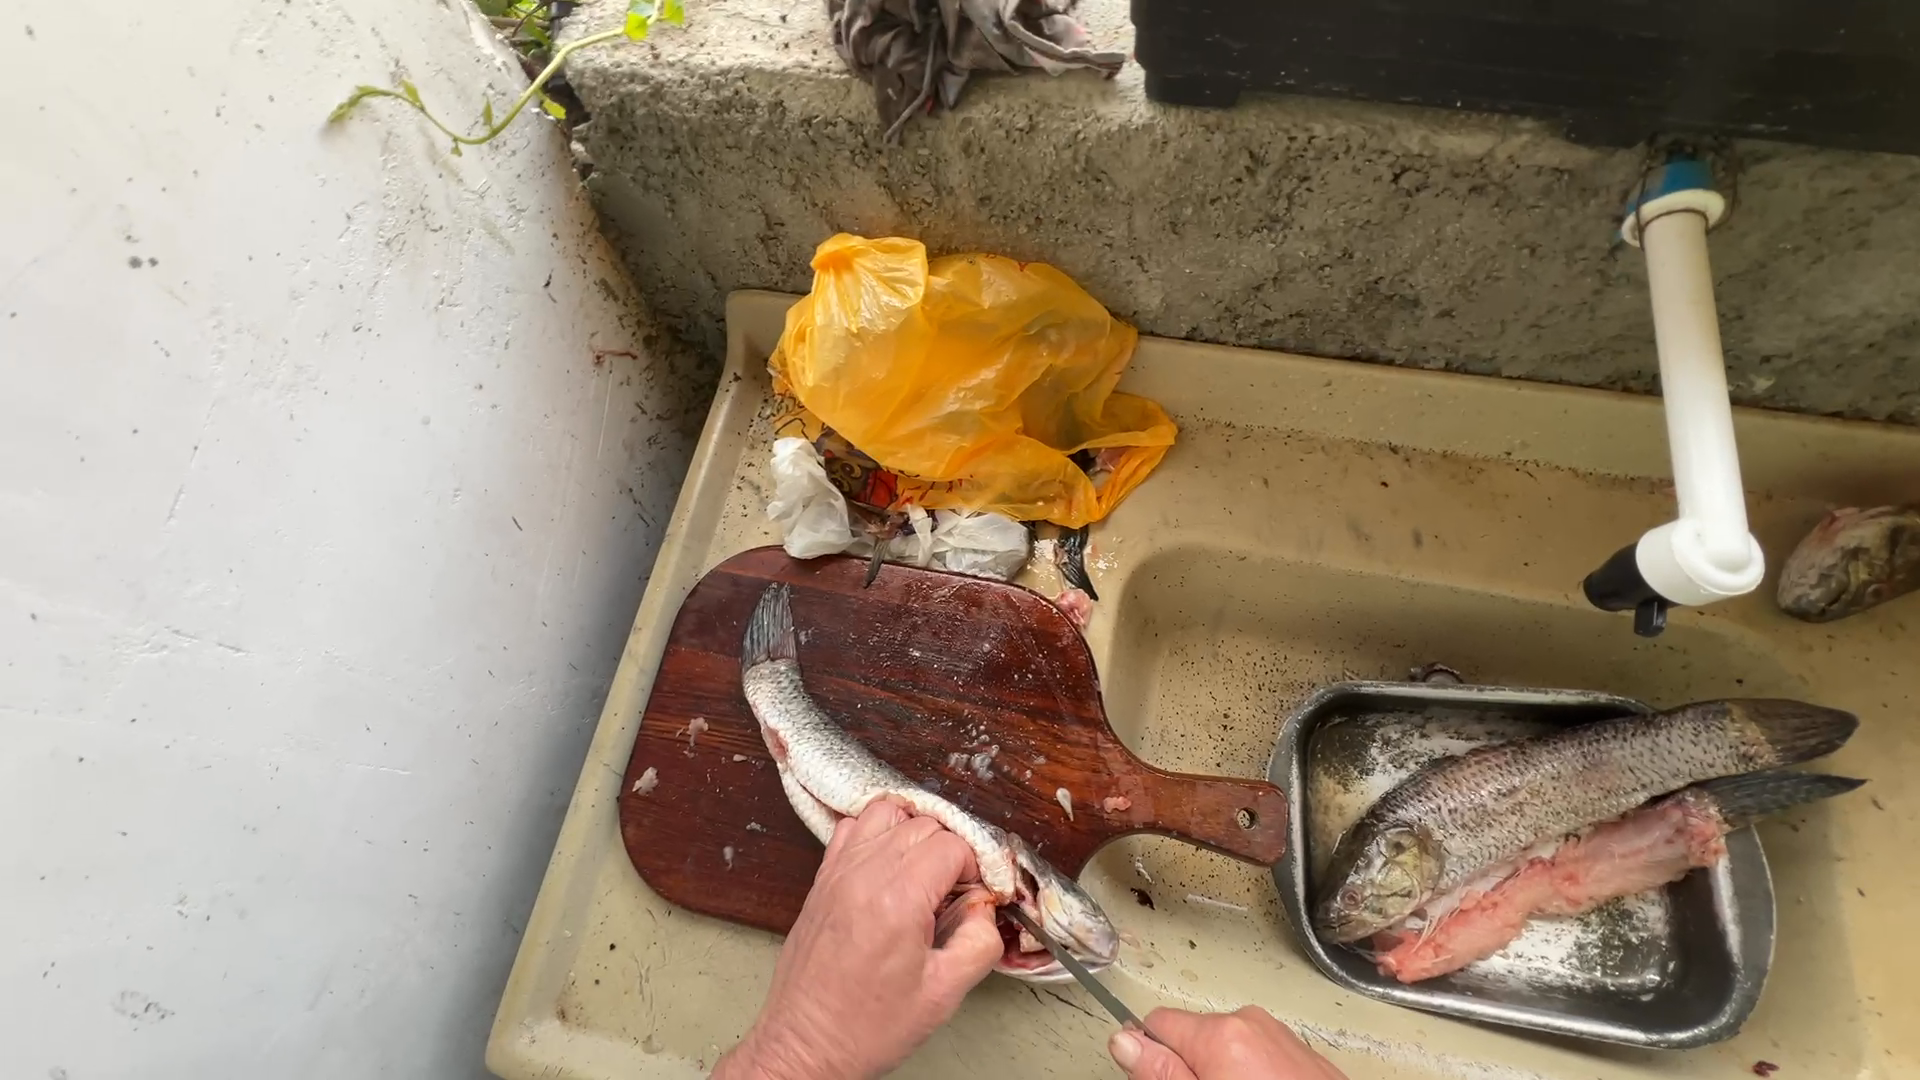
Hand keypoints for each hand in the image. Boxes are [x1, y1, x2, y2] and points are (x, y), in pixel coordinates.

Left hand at [713, 799, 1003, 1079]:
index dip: (973, 866)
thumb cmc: (867, 1026)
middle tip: (952, 889)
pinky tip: (887, 861)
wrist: (805, 1044)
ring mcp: (840, 869)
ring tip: (922, 867)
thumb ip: (979, 942)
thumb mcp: (943, 995)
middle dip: (949, 850)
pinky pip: (853, 826)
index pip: (952, 845)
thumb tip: (985, 907)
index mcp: (899, 899)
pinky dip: (875, 831)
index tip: (973, 894)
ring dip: (913, 830)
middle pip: (924, 824)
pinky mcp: (823, 876)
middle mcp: (866, 873)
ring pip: (889, 812)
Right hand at [1109, 1007, 1347, 1079]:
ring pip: (1232, 1050)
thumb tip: (1123, 1038)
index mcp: (1220, 1032)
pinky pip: (1265, 1060)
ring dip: (1226, 1075)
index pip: (1158, 1023)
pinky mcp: (1313, 1061)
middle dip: (1193, 1070)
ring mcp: (1285, 1038)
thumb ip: (1162, 1073)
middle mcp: (1251, 1022)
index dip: (1154, 1059)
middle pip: (1195, 1036)